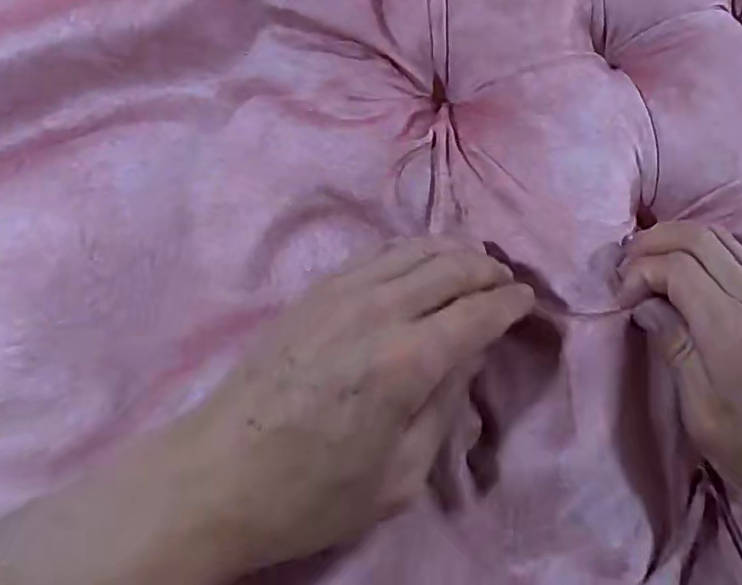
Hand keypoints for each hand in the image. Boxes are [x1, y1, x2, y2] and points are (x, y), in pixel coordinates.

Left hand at [0, 237, 533, 584]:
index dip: (511, 303)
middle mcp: (383, 311)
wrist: (214, 477)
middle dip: (490, 269)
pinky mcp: (320, 288)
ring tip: (475, 260)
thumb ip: (445, 409)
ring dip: (456, 249)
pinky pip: (381, 250)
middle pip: (455, 266)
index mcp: (408, 362)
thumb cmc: (310, 493)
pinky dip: (415, 247)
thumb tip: (467, 355)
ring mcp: (347, 291)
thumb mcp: (398, 476)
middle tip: (507, 281)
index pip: (479, 312)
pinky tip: (423, 257)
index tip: (527, 301)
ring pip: (420, 247)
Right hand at [618, 222, 741, 584]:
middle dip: (656, 240)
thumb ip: (675, 349)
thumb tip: (647, 305)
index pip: (677, 265)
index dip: (641, 270)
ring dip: (682, 238)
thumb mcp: (704, 417)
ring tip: (655, 259)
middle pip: (698, 236)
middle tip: (630, 262)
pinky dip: (709, 249)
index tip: (623, 297)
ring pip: (723, 238)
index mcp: (730, 329)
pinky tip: (695, 270)